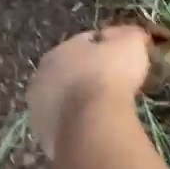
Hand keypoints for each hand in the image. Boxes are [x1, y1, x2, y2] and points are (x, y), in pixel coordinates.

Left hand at [27, 26, 155, 159]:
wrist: (93, 122)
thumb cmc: (111, 73)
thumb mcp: (132, 40)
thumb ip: (126, 34)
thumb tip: (121, 35)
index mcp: (59, 51)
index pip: (87, 41)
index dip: (108, 45)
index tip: (124, 53)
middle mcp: (40, 78)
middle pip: (71, 69)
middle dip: (89, 71)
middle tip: (115, 76)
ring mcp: (37, 109)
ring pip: (65, 96)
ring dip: (81, 96)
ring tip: (107, 100)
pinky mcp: (42, 134)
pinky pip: (65, 119)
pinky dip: (79, 117)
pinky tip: (97, 118)